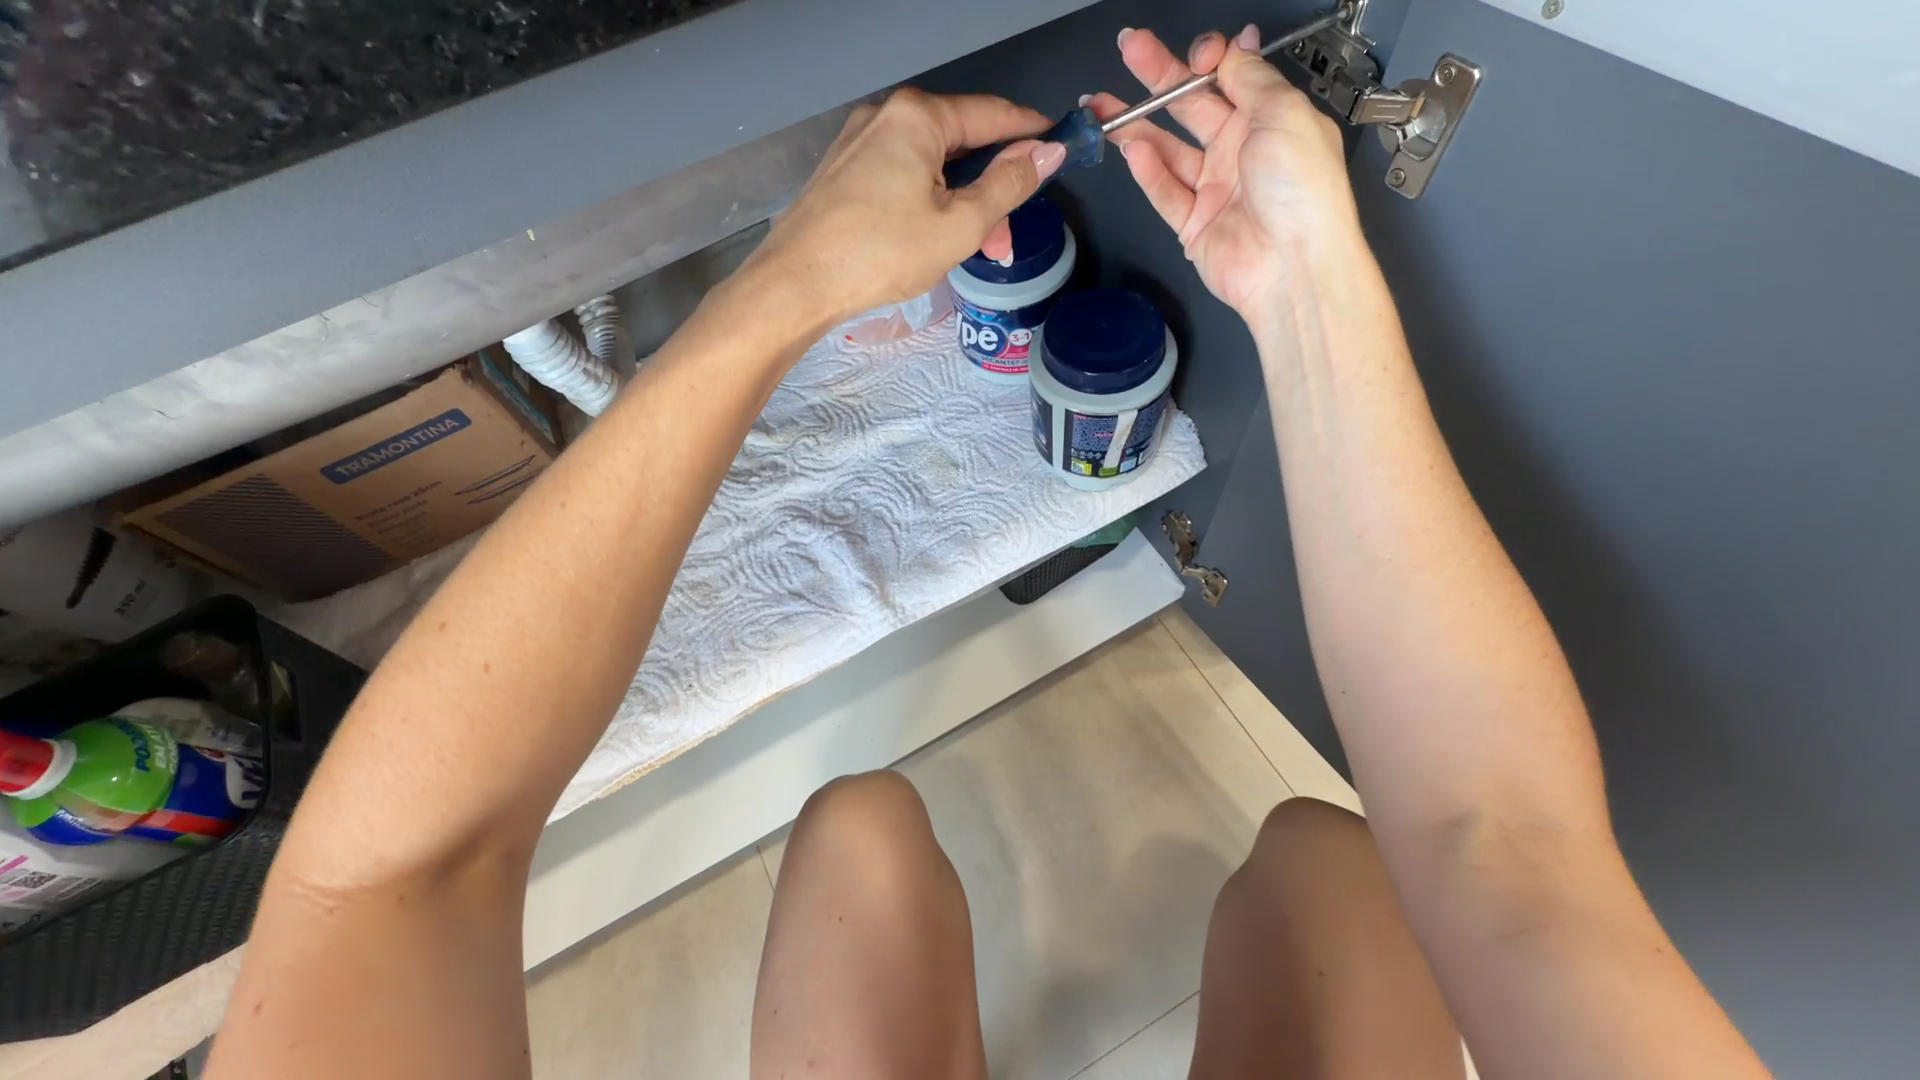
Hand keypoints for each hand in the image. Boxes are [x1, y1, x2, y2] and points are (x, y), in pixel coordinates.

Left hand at [744, 89, 1067, 325]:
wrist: (797, 283)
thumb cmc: (881, 254)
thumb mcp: (960, 225)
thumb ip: (1009, 186)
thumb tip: (1046, 152)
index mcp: (917, 117)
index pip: (991, 114)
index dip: (1029, 131)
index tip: (1059, 145)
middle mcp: (885, 117)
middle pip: (958, 144)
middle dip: (990, 189)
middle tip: (1005, 238)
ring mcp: (858, 144)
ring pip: (929, 166)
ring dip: (960, 204)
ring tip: (974, 250)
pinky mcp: (842, 173)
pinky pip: (901, 177)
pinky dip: (928, 204)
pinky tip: (934, 239)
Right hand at [1084, 26, 1363, 317]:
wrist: (1292, 265)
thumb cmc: (1302, 190)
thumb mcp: (1284, 112)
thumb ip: (1249, 77)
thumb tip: (1234, 45)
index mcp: (1270, 120)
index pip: (1228, 78)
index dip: (1206, 62)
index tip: (1192, 55)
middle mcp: (1242, 151)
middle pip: (1190, 107)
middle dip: (1158, 77)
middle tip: (1128, 49)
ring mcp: (1215, 189)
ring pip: (1168, 150)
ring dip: (1137, 127)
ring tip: (1104, 108)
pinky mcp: (1194, 225)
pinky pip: (1165, 192)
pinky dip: (1148, 172)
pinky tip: (1131, 150)